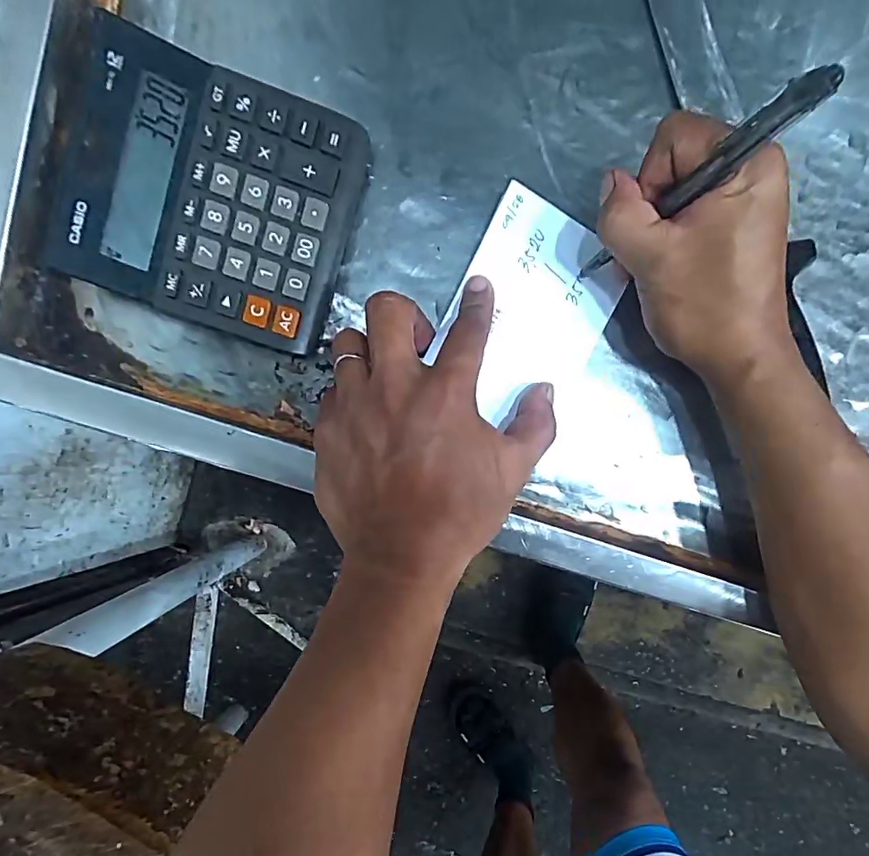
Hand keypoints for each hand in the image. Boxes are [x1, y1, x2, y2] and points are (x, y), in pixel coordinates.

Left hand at [313, 280, 555, 586]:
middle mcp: (396, 386)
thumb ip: (535, 425)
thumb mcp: (514, 471)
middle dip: (406, 313)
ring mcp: (354, 405)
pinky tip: (367, 418)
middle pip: (386, 311)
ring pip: (348, 343)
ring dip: (371, 350)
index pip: (467, 331)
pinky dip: (351, 393)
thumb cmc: (463, 511)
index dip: (477, 304)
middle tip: (421, 344)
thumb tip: (543, 392)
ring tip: (388, 377)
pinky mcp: (326, 430)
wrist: (402, 554)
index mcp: (448, 393)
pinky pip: (331, 390)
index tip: (479, 287)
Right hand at [598, 111, 795, 389]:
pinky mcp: (743, 231)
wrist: (745, 363)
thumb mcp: (649, 255)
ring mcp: (752, 203)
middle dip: (653, 210)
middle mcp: (757, 171)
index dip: (650, 182)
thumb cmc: (707, 308)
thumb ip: (619, 210)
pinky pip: (696, 217)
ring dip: (659, 231)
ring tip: (659, 271)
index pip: (673, 138)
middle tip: (652, 256)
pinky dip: (676, 241)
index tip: (657, 232)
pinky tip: (673, 273)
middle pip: (676, 163)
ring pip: (680, 194)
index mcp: (748, 160)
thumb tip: (613, 185)